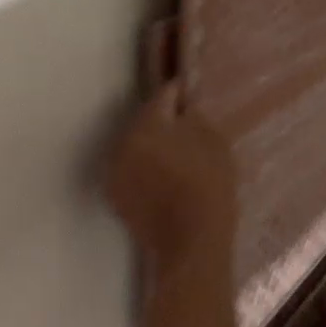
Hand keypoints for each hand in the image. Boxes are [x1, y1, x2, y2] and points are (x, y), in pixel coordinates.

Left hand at [106, 81, 237, 260]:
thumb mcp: (212, 138)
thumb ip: (193, 117)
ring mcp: (114, 176)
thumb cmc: (208, 181)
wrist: (192, 238)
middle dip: (164, 119)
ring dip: (153, 143)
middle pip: (144, 123)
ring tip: (180, 147)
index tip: (193, 88)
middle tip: (189, 119)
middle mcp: (120, 148)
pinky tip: (169, 172)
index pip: (162, 97)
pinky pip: (132, 169)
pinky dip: (147, 165)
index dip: (180, 90)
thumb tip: (182, 108)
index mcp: (144, 129)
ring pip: (136, 147)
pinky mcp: (116, 199)